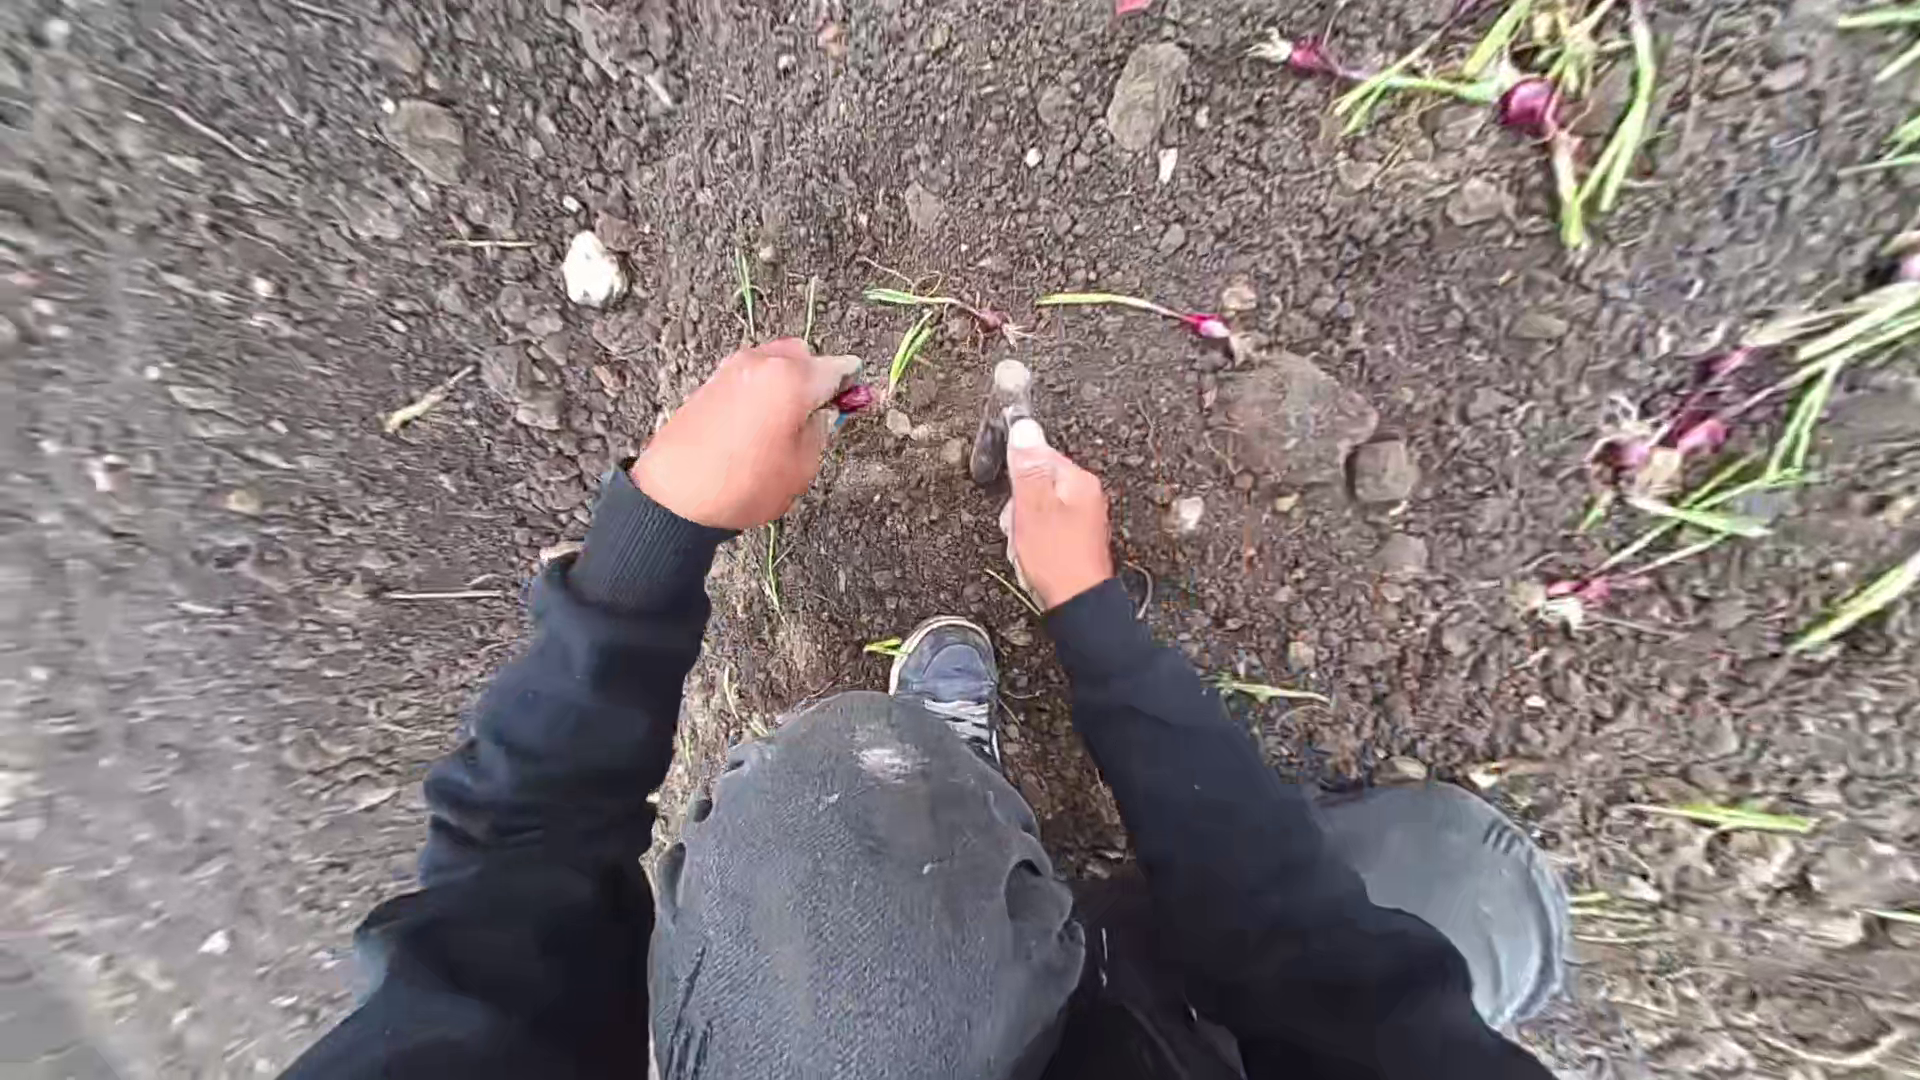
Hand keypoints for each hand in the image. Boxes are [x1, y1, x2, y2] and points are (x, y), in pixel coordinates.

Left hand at [632, 339, 859, 529]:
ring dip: (789, 382)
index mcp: (790, 379)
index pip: (837, 369)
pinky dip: (764, 389)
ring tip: (789, 421)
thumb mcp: (802, 466)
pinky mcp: (711, 383)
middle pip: (804, 356)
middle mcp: (760, 363)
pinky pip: (751, 375)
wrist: (677, 498)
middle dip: (817, 378)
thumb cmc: (744, 485)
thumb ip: (821, 431)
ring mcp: (732, 370)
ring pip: (775, 362)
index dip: (853, 386)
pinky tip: (762, 422)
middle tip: (822, 412)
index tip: (859, 399)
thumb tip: (824, 414)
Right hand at [1005, 418, 1113, 608]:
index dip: (1018, 479)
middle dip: (1020, 506)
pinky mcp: (1075, 537)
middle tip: (1021, 526)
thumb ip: (1028, 468)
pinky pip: (1046, 526)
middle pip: (1037, 483)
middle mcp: (1085, 495)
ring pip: (1038, 507)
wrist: (1077, 602)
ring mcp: (1082, 517)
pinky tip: (1035, 555)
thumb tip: (1024, 429)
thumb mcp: (1032, 508)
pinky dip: (1035, 539)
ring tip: (1028, 545)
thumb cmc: (1057, 559)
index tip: (1015, 500)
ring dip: (1025, 525)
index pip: (1039, 456)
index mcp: (1078, 481)